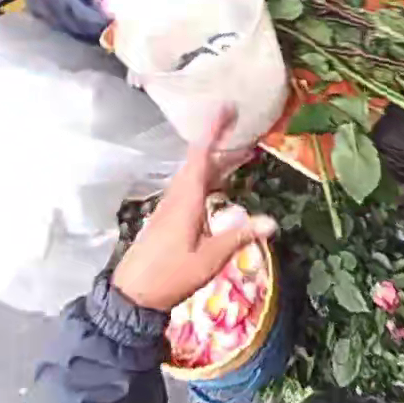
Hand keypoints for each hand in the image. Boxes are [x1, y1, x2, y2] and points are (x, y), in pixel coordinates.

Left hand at [112, 107, 274, 311]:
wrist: (132, 294)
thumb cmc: (169, 276)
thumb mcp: (208, 260)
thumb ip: (237, 237)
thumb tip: (272, 221)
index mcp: (185, 199)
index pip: (201, 155)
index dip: (214, 130)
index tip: (226, 108)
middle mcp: (178, 195)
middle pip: (202, 161)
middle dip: (223, 141)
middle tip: (246, 127)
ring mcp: (172, 205)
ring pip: (198, 174)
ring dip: (220, 161)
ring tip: (245, 154)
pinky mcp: (170, 216)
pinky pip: (194, 186)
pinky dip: (212, 177)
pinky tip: (222, 185)